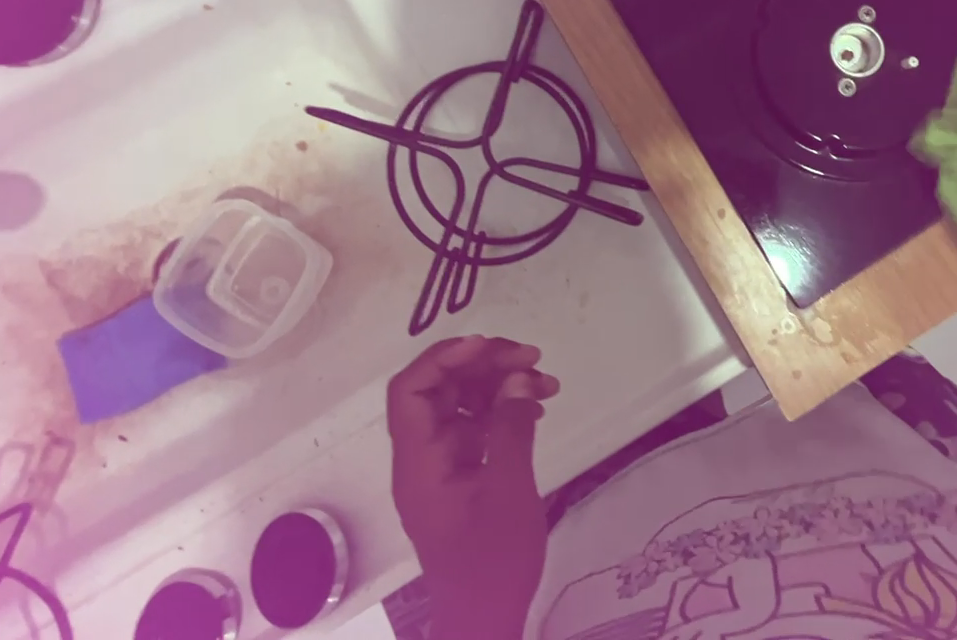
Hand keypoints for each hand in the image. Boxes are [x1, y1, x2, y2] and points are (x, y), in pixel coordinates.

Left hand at [387, 335, 559, 637]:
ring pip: (463, 404)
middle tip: (531, 356)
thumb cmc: (492, 560)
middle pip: (440, 390)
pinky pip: (478, 426)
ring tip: (546, 380)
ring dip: (501, 384)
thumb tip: (517, 378)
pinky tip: (538, 407)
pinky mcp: (464, 474)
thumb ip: (511, 429)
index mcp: (419, 462)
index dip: (443, 358)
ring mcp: (444, 465)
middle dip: (484, 365)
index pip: (410, 391)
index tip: (488, 345)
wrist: (486, 619)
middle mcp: (424, 457)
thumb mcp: (509, 492)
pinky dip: (506, 409)